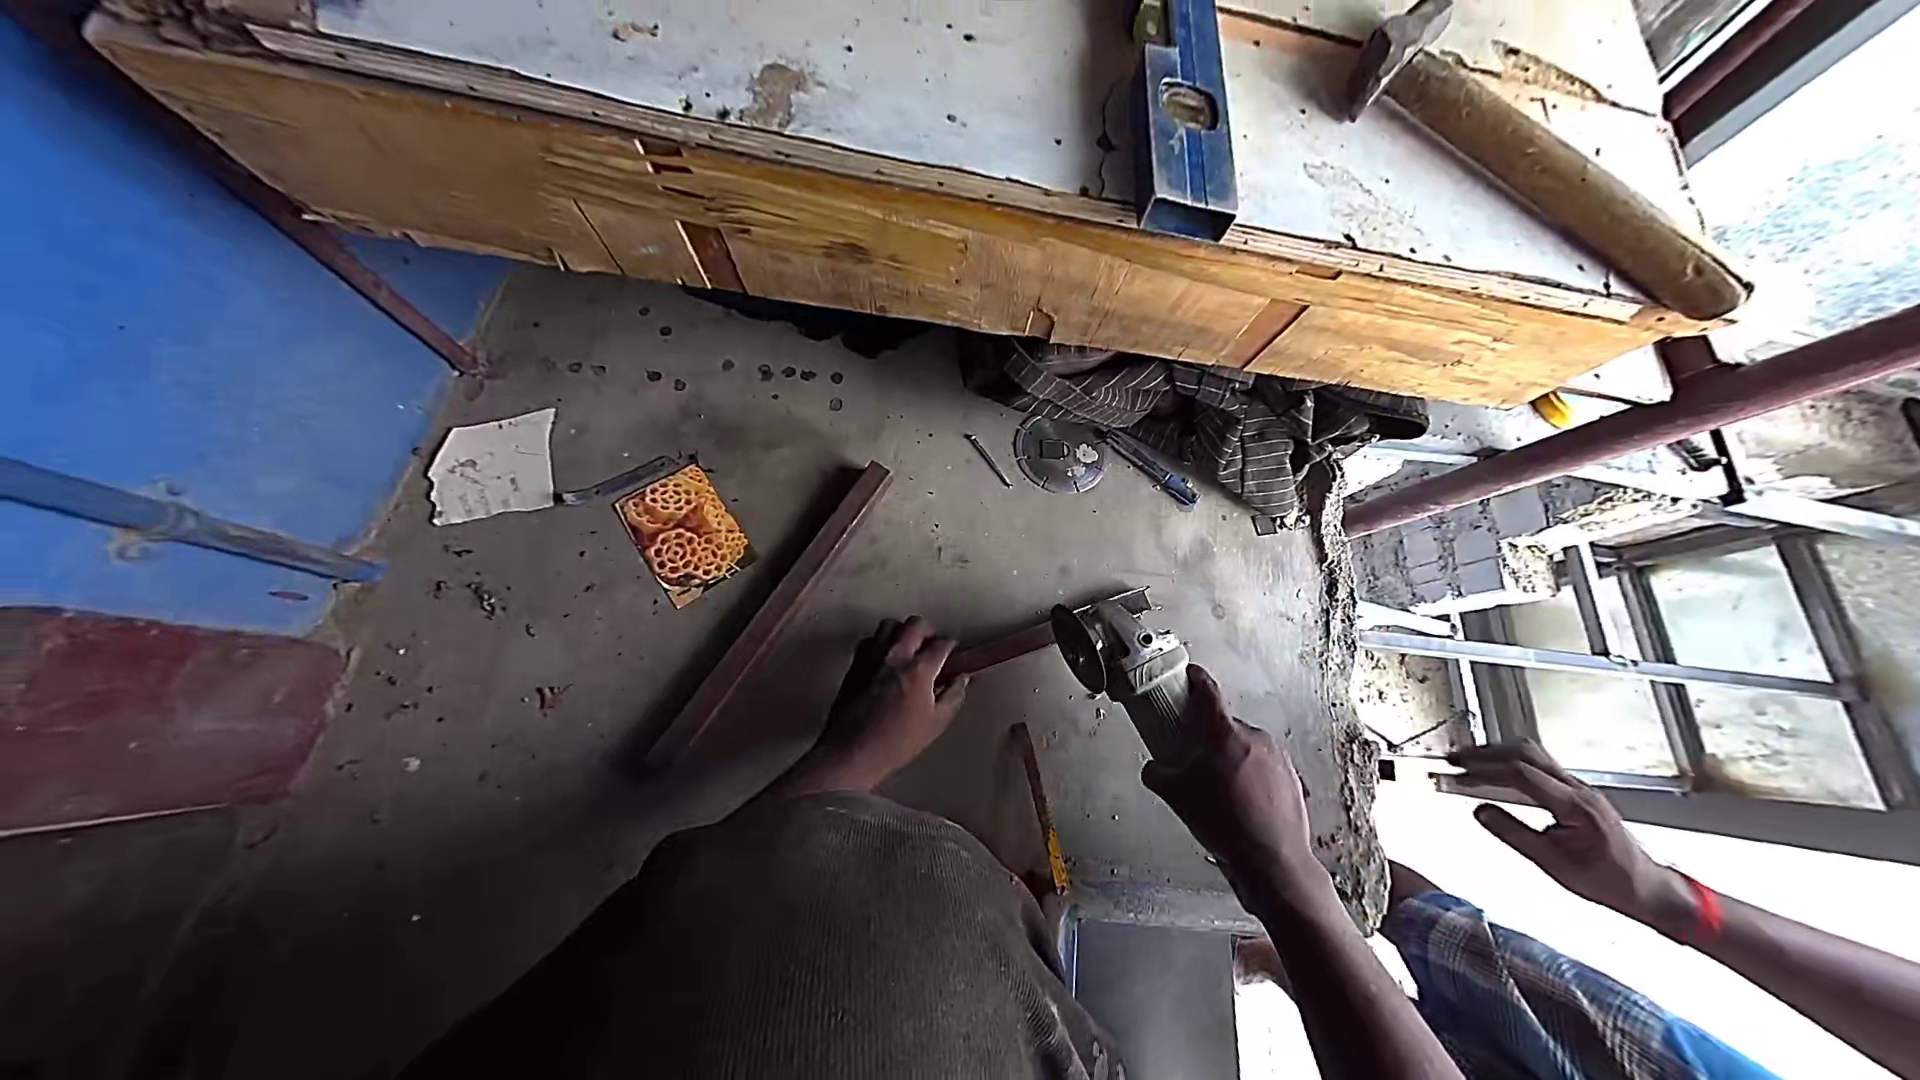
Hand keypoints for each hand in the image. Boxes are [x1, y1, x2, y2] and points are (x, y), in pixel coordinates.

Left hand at [804, 616, 969, 790]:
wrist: (852, 752)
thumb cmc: (896, 742)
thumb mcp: (936, 723)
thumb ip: (953, 695)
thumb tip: (962, 678)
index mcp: (918, 670)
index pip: (942, 644)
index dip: (951, 647)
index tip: (952, 654)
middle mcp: (894, 656)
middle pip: (915, 624)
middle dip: (928, 632)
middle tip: (931, 648)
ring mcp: (871, 657)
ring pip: (890, 625)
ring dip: (902, 632)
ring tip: (908, 650)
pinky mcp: (855, 664)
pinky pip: (869, 640)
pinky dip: (880, 643)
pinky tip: (885, 660)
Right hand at [1141, 666, 1322, 901]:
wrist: (1271, 862)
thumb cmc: (1226, 825)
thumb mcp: (1175, 795)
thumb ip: (1157, 773)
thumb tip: (1154, 769)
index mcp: (1225, 734)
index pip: (1208, 692)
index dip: (1197, 679)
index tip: (1192, 675)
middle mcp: (1255, 739)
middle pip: (1225, 725)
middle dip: (1211, 738)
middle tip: (1197, 760)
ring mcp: (1278, 759)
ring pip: (1246, 747)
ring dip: (1232, 759)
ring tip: (1221, 791)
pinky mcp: (1292, 779)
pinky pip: (1265, 768)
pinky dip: (1252, 778)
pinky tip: (1241, 803)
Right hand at [1454, 741, 1696, 931]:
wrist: (1650, 891)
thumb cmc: (1607, 882)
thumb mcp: (1554, 864)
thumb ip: (1513, 834)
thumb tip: (1478, 810)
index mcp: (1575, 806)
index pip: (1520, 774)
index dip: (1484, 771)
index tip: (1458, 775)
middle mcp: (1579, 789)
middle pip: (1525, 753)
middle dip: (1485, 753)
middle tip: (1455, 760)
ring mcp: (1579, 787)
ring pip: (1532, 753)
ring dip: (1497, 753)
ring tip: (1469, 761)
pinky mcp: (1576, 790)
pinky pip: (1539, 763)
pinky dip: (1510, 760)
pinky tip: (1495, 770)